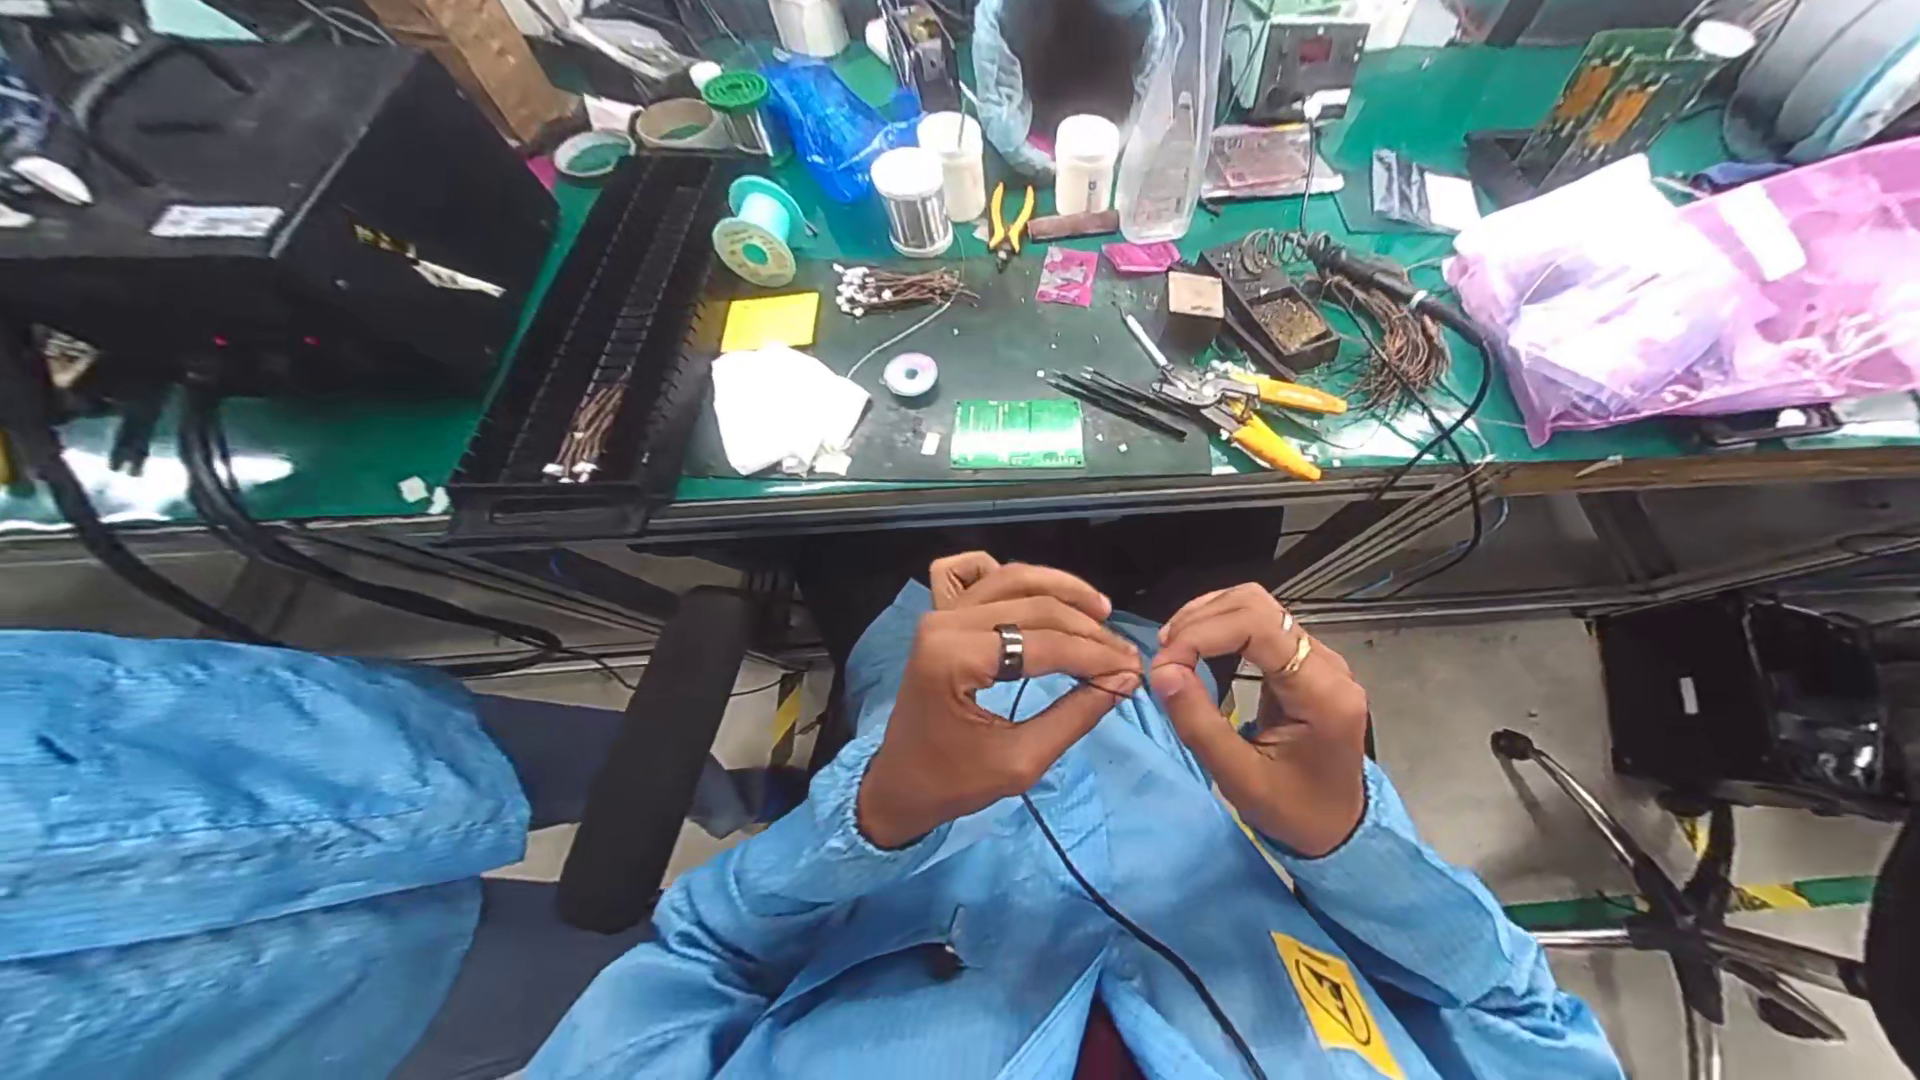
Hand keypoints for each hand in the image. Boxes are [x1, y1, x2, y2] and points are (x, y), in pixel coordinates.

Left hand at [858, 556, 1140, 848]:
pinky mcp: (937, 614)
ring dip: (1059, 590)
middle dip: (1087, 628)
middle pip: (1033, 605)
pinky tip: (1032, 594)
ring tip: (1099, 612)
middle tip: (1123, 652)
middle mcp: (943, 622)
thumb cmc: (953, 781)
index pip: (1043, 644)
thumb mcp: (1020, 761)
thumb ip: (1075, 715)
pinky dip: (1004, 575)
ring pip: (1010, 579)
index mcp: (954, 659)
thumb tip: (1124, 679)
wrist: (900, 782)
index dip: (1094, 656)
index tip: (1133, 670)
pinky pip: (969, 573)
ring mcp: (937, 613)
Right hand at [1151, 584, 1367, 856]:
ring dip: (1204, 618)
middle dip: (1199, 621)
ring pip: (1253, 604)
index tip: (1166, 664)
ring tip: (1173, 650)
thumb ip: (1198, 722)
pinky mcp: (1299, 658)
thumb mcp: (1239, 778)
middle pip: (1255, 604)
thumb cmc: (1293, 810)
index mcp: (1322, 693)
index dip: (1202, 633)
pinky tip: (1193, 646)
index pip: (1259, 627)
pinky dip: (1215, 625)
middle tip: (1165, 656)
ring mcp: (1315, 657)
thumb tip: (1161, 671)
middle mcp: (1326, 664)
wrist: (1336, 827)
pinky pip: (1254, 620)